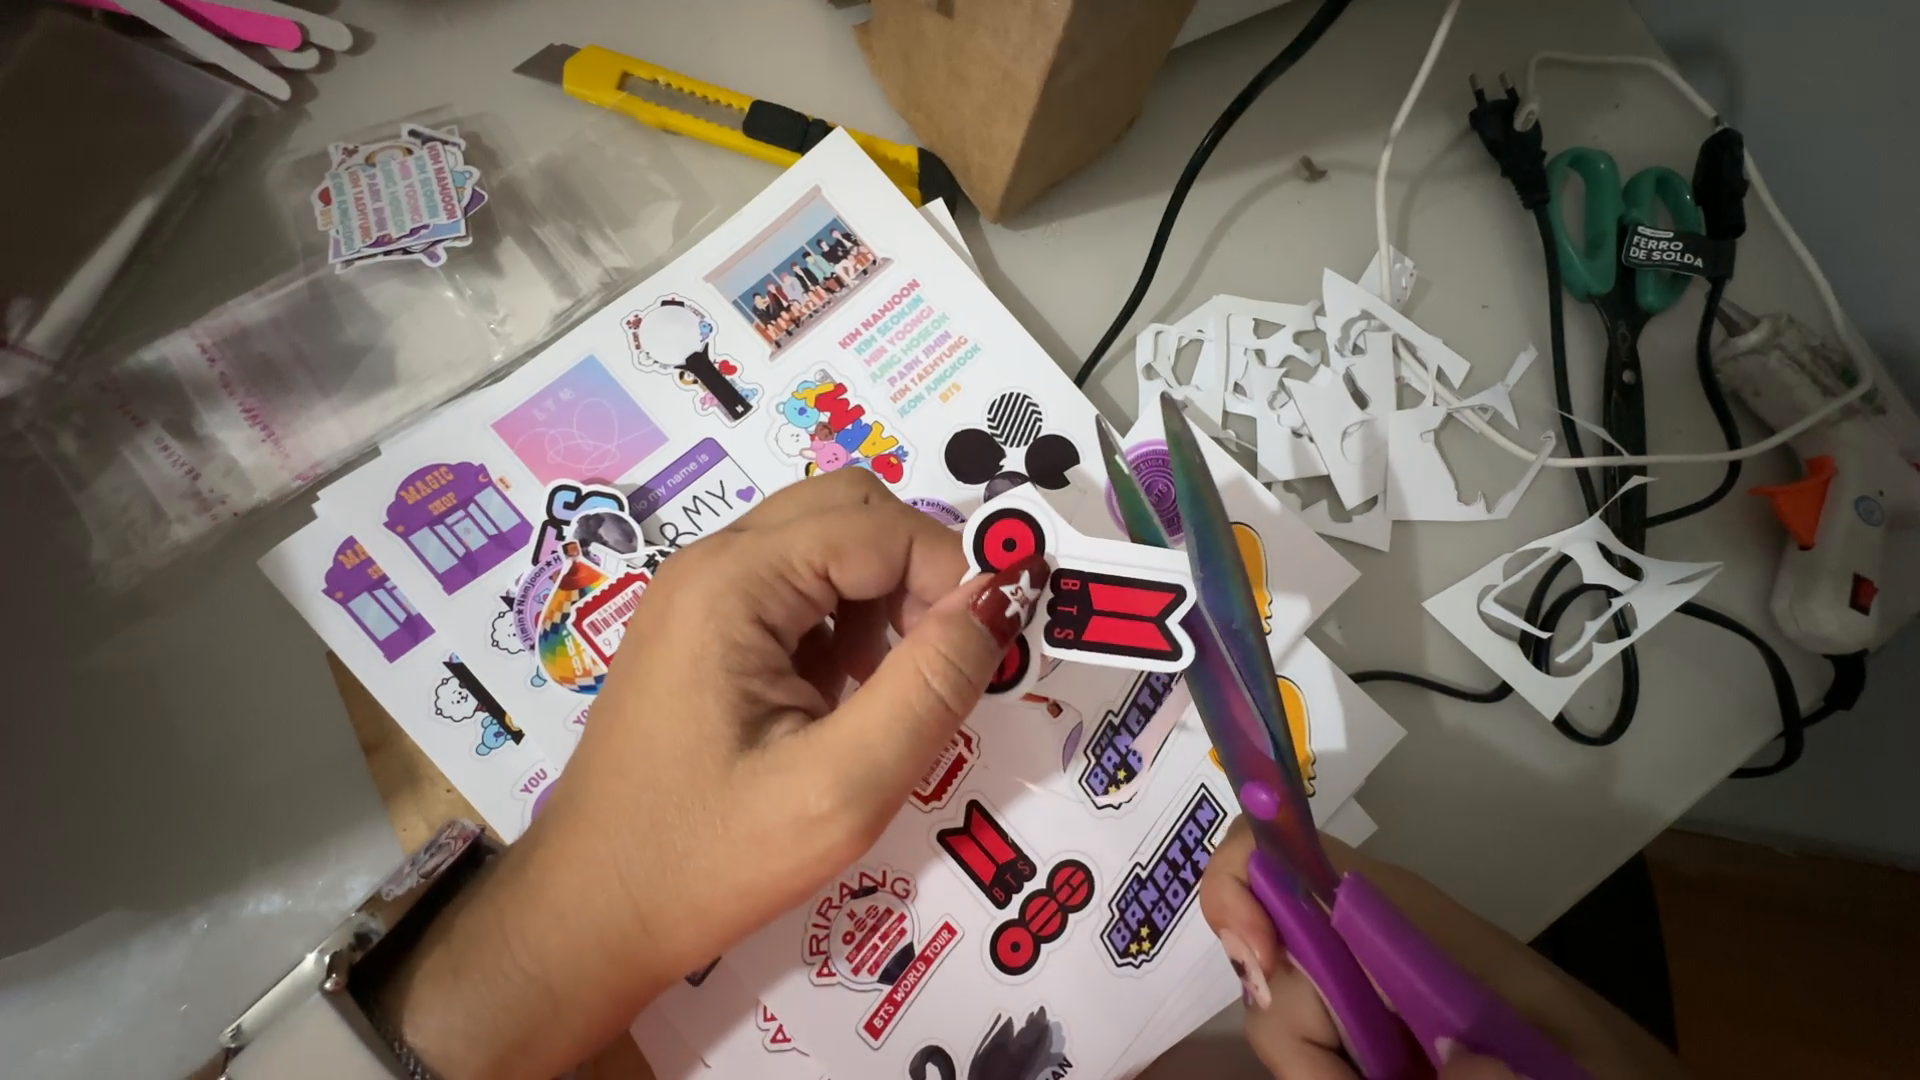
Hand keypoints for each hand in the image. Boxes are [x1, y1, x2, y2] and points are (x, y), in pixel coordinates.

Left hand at [379, 470, 1046, 1079]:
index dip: (951, 571)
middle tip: (944, 651)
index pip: (878, 527)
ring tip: (894, 677)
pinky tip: (849, 684)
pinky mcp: (710, 623)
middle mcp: (715, 563)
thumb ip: (930, 686)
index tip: (988, 646)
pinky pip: (802, 581)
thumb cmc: (710, 860)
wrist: (591, 917)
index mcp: (733, 583)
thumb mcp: (842, 787)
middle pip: (850, 508)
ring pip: (830, 538)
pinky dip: (850, 612)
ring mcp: (706, 590)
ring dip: (885, 588)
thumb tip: (996, 598)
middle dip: (917, 564)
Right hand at [1198, 821, 1685, 1079]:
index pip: (1292, 852)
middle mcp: (1367, 941)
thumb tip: (1454, 1060)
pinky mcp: (1358, 1037)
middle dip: (1291, 1028)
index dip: (1242, 880)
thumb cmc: (1614, 1074)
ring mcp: (1360, 992)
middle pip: (1270, 947)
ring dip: (1311, 1065)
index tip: (1255, 963)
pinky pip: (1305, 1043)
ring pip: (1279, 1007)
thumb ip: (1532, 1075)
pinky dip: (1317, 1071)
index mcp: (1411, 919)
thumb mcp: (1597, 1074)